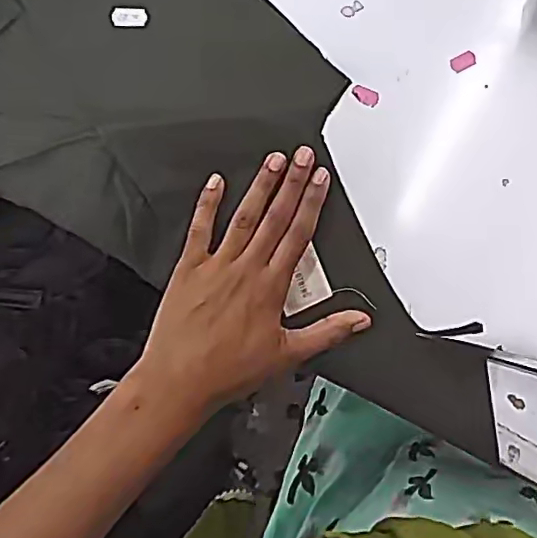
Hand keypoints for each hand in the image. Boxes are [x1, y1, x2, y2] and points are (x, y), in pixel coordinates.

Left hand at [125, 146, 371, 419]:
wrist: (179, 382)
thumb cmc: (228, 371)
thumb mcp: (287, 355)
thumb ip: (327, 332)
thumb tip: (358, 321)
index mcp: (270, 287)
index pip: (298, 234)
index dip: (311, 202)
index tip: (319, 180)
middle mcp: (245, 269)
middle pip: (275, 217)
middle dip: (291, 183)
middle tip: (301, 156)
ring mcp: (216, 266)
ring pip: (244, 217)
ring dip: (260, 187)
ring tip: (272, 161)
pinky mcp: (188, 269)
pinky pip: (199, 230)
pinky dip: (207, 205)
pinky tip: (216, 183)